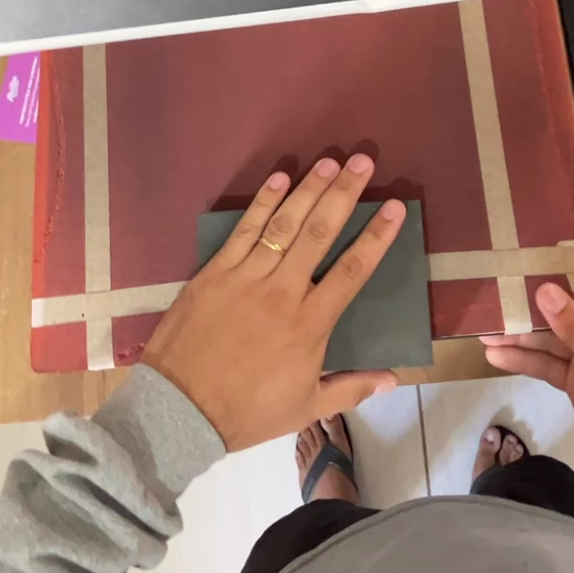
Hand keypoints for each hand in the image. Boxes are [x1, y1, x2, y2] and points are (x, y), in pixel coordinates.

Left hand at [144, 155, 404, 450]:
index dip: (376, 237)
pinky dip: (262, 202)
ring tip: (329, 161)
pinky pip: (244, 230)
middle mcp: (283, 291)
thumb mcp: (304, 409)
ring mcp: (247, 276)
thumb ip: (350, 388)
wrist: (179, 411)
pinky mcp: (216, 271)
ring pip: (285, 224)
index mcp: (310, 324)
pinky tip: (280, 178)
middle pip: (320, 233)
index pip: (352, 271)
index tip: (394, 207)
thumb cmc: (246, 412)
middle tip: (363, 162)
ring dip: (309, 189)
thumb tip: (394, 378)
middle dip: (344, 194)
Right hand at [481, 270, 573, 495]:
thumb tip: (544, 289)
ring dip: (520, 335)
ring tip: (484, 330)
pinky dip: (523, 361)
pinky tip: (496, 357)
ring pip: (549, 340)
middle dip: (530, 302)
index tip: (528, 252)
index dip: (563, 265)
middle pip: (563, 309)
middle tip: (493, 291)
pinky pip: (546, 367)